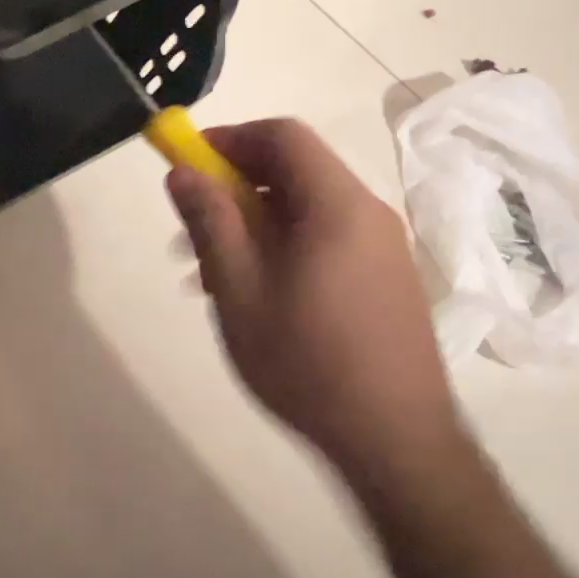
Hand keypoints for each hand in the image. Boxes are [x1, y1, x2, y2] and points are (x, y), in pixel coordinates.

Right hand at [166, 119, 457, 469]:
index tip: (186, 165)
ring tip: (210, 270)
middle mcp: (367, 214)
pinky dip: (281, 244)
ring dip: (252, 220)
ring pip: (305, 207)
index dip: (228, 138)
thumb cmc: (306, 359)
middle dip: (233, 185)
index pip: (282, 134)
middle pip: (294, 168)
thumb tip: (182, 171)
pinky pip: (324, 238)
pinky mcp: (385, 280)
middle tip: (190, 226)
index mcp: (337, 205)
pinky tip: (252, 291)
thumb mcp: (239, 287)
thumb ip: (209, 220)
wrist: (396, 443)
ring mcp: (382, 248)